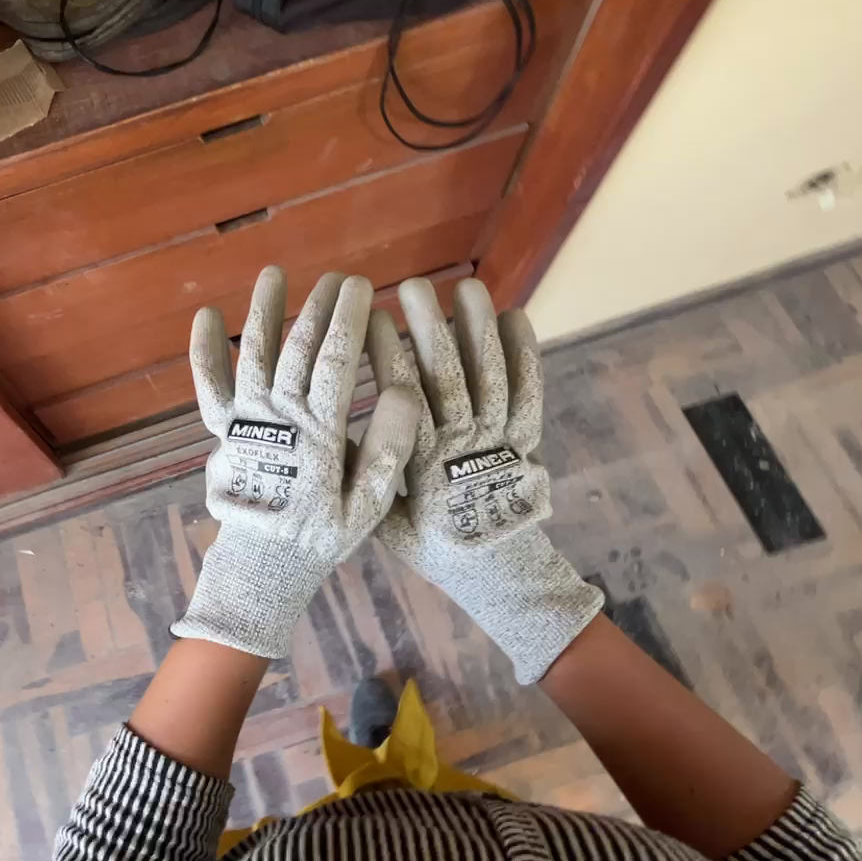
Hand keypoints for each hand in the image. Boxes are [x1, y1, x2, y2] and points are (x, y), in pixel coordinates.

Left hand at [171, 267, 420, 658]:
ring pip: (254, 355)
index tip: (361, 287)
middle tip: (337, 278)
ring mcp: (245, 421)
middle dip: (319, 307)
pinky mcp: (220, 430)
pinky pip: (208, 385)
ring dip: (265, 312)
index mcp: (320, 433)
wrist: (264, 563)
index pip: (335, 362)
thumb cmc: (322, 533)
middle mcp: (279, 418)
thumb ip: (390, 452)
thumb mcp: (370, 506)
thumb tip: (407, 393)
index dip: (348, 319)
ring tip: (275, 274)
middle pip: (298, 348)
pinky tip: (207, 315)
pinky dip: (204, 350)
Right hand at [367, 277, 602, 681]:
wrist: (500, 574)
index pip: (403, 400)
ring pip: (490, 377)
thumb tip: (332, 436)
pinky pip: (530, 392)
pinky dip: (525, 354)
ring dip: (477, 329)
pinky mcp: (527, 439)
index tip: (373, 319)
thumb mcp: (385, 523)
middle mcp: (463, 445)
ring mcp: (500, 439)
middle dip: (430, 327)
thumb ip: (365, 477)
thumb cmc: (433, 546)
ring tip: (464, 287)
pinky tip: (515, 316)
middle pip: (447, 377)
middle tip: (412, 286)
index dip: (389, 357)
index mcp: (423, 464)